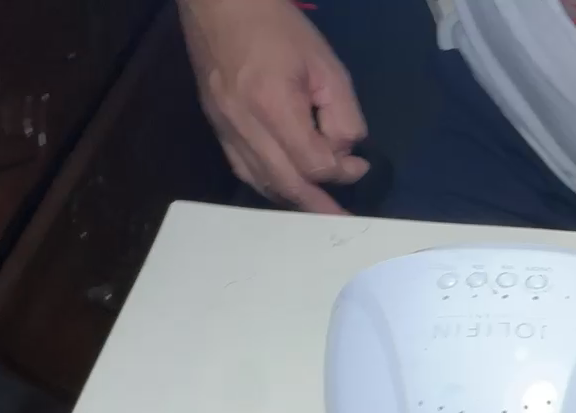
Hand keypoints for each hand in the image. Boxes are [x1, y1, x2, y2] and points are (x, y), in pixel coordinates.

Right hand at [181, 0, 368, 213]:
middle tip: (346, 220)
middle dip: (320, 206)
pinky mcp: (214, 121)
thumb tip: (346, 156)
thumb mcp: (331, 73)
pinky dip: (270, 185)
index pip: (315, 164)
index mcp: (271, 106)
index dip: (344, 172)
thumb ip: (345, 120)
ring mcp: (221, 123)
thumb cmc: (281, 30)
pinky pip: (242, 167)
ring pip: (262, 182)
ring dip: (295, 201)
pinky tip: (290, 190)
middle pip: (287, 184)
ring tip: (322, 211)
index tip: (361, 165)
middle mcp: (242, 122)